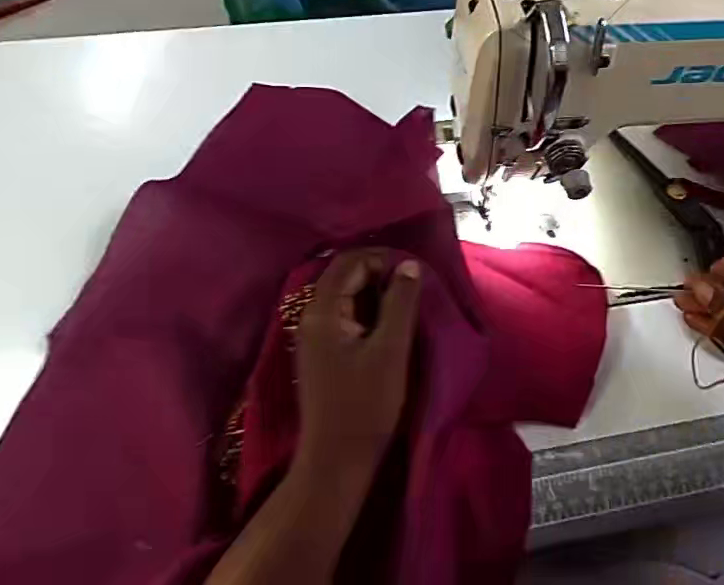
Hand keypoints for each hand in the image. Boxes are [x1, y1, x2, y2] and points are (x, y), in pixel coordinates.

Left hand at [295, 249, 422, 474]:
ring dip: (373, 291)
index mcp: (322, 310)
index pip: (349, 262)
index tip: (412, 270)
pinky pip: (343, 313)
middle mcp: (310, 316)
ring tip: (405, 300)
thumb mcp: (390, 351)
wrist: (335, 463)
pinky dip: (366, 309)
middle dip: (377, 272)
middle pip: (343, 275)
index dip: (381, 259)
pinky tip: (388, 321)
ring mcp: (313, 335)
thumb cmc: (365, 405)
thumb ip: (400, 303)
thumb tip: (408, 264)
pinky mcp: (321, 351)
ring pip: (344, 294)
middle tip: (411, 282)